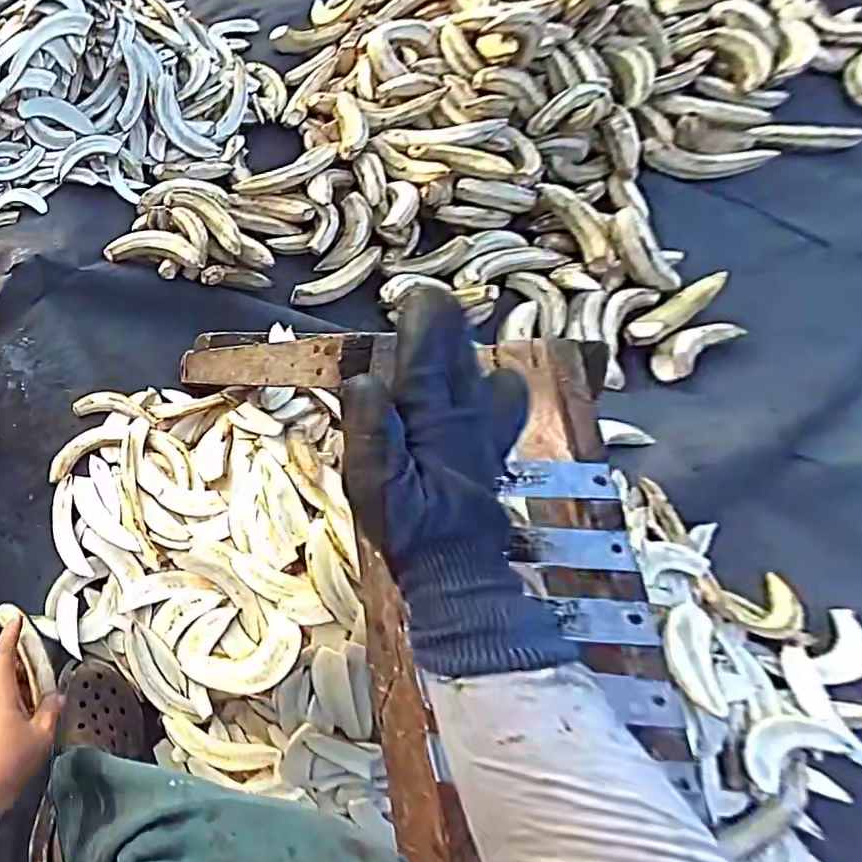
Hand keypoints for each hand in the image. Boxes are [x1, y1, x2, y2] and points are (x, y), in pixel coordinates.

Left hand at [0, 616, 62, 813]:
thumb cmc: (8, 764)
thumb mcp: (41, 735)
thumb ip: (50, 711)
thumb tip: (56, 697)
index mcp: (0, 692)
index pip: (4, 652)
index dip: (11, 633)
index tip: (17, 620)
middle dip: (15, 655)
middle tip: (34, 657)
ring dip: (13, 676)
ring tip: (34, 685)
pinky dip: (8, 692)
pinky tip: (23, 706)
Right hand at [339, 290, 575, 676]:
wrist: (457, 570)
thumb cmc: (407, 528)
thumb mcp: (372, 484)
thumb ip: (370, 430)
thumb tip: (361, 380)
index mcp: (434, 418)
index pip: (431, 353)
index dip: (424, 317)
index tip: (414, 291)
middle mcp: (468, 416)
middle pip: (462, 354)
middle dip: (443, 324)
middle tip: (423, 304)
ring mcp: (486, 433)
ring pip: (488, 375)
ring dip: (467, 353)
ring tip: (445, 341)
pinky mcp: (490, 452)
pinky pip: (500, 404)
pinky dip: (489, 384)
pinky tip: (480, 386)